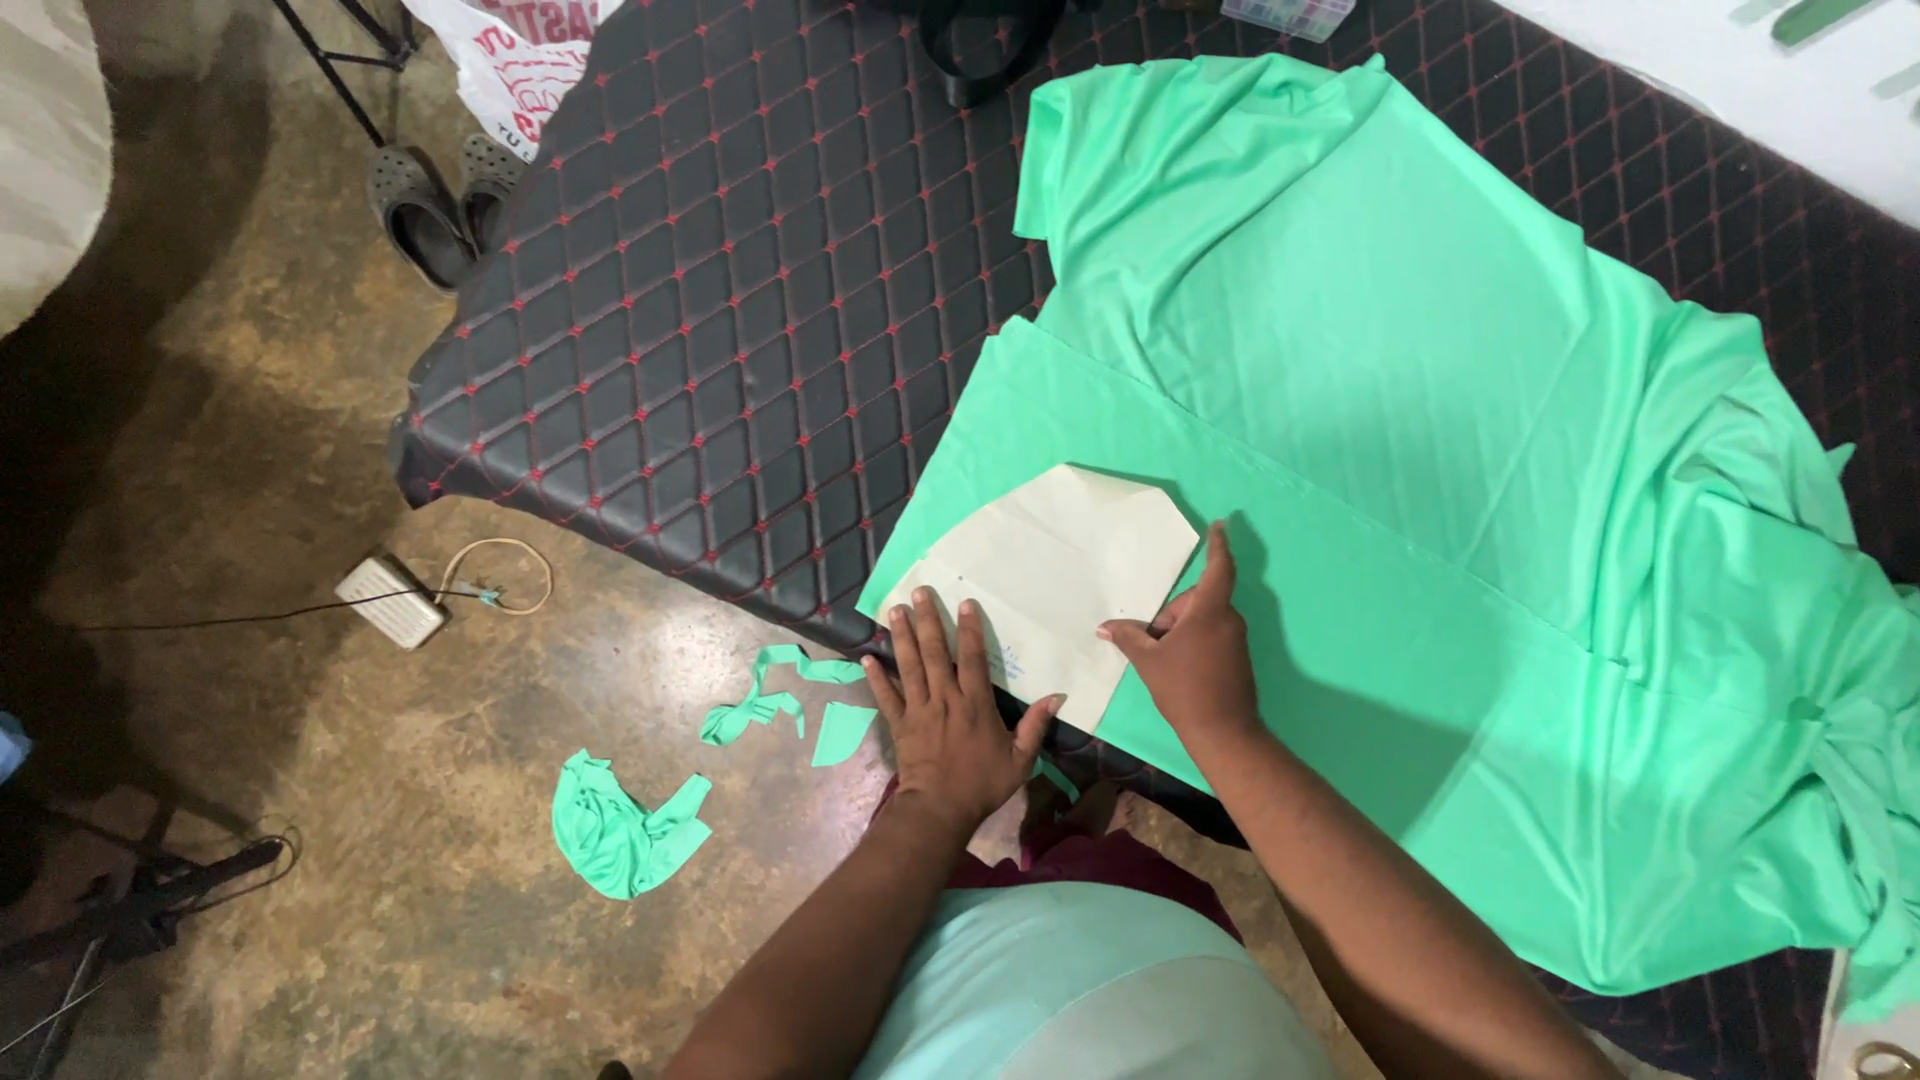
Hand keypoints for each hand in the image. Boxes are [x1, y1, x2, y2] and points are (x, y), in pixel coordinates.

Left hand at [864, 587, 1061, 833]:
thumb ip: (1035, 726)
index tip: (964, 603)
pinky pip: (886, 696)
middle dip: (928, 619)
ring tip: (895, 610)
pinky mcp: (899, 724)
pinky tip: (867, 657)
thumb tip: (1056, 697)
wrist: (939, 810)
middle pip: (934, 652)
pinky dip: (876, 677)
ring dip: (901, 636)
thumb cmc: (982, 784)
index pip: (971, 658)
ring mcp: (918, 709)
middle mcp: (944, 698)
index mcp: (974, 703)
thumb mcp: (1019, 759)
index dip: (969, 629)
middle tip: (919, 592)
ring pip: (909, 665)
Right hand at [1098, 522, 1260, 737]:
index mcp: (1209, 612)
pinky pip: (1210, 637)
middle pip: (1196, 601)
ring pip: (1201, 621)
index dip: (1218, 545)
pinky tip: (1178, 669)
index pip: (1218, 568)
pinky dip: (1192, 644)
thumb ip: (1129, 637)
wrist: (1223, 731)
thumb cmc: (1184, 689)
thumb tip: (1105, 627)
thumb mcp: (1149, 661)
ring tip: (1163, 661)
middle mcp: (1228, 620)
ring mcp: (1235, 639)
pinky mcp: (1237, 658)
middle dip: (1171, 617)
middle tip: (1152, 644)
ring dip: (1180, 632)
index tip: (1221, 525)